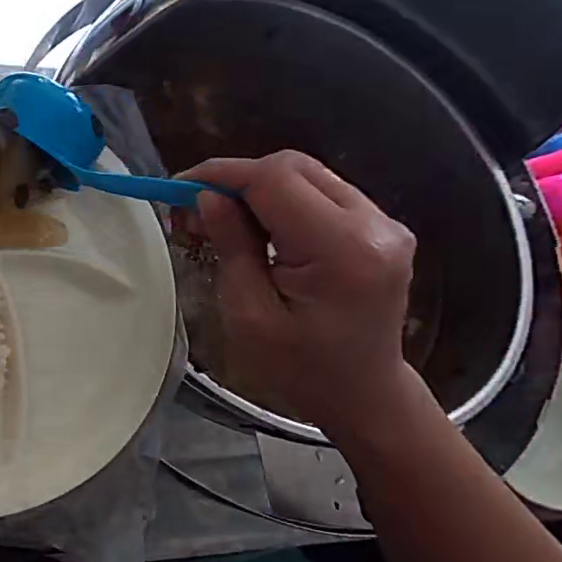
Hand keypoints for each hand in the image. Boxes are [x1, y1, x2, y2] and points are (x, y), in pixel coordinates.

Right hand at [181, 151, 425, 434]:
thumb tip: (207, 196)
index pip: (275, 180)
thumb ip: (232, 247)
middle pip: (293, 167)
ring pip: (307, 174)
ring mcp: (384, 223)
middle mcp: (374, 225)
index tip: (178, 188)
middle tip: (196, 209)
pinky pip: (321, 192)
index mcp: (343, 250)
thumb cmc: (300, 368)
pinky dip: (282, 200)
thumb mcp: (248, 316)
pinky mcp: (380, 228)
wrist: (362, 395)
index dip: (221, 175)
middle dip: (237, 178)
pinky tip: (258, 229)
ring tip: (223, 220)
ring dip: (258, 188)